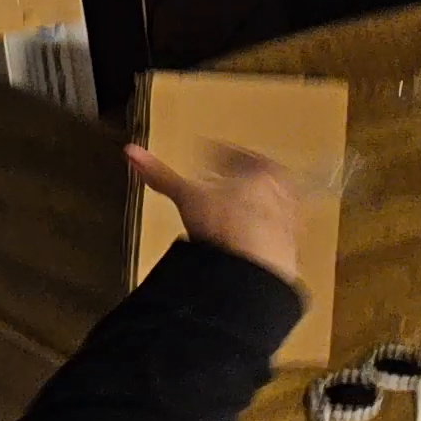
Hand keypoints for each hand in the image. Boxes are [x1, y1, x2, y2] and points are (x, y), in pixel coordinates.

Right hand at [126, 143, 301, 283]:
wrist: (252, 268)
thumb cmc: (222, 223)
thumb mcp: (184, 194)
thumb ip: (160, 174)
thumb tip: (131, 151)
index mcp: (262, 176)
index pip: (248, 158)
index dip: (228, 155)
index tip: (214, 155)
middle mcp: (282, 197)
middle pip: (268, 181)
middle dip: (248, 179)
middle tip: (232, 178)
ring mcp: (289, 224)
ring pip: (274, 207)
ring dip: (256, 205)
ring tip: (235, 208)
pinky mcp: (289, 250)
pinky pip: (276, 233)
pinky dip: (260, 229)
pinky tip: (242, 236)